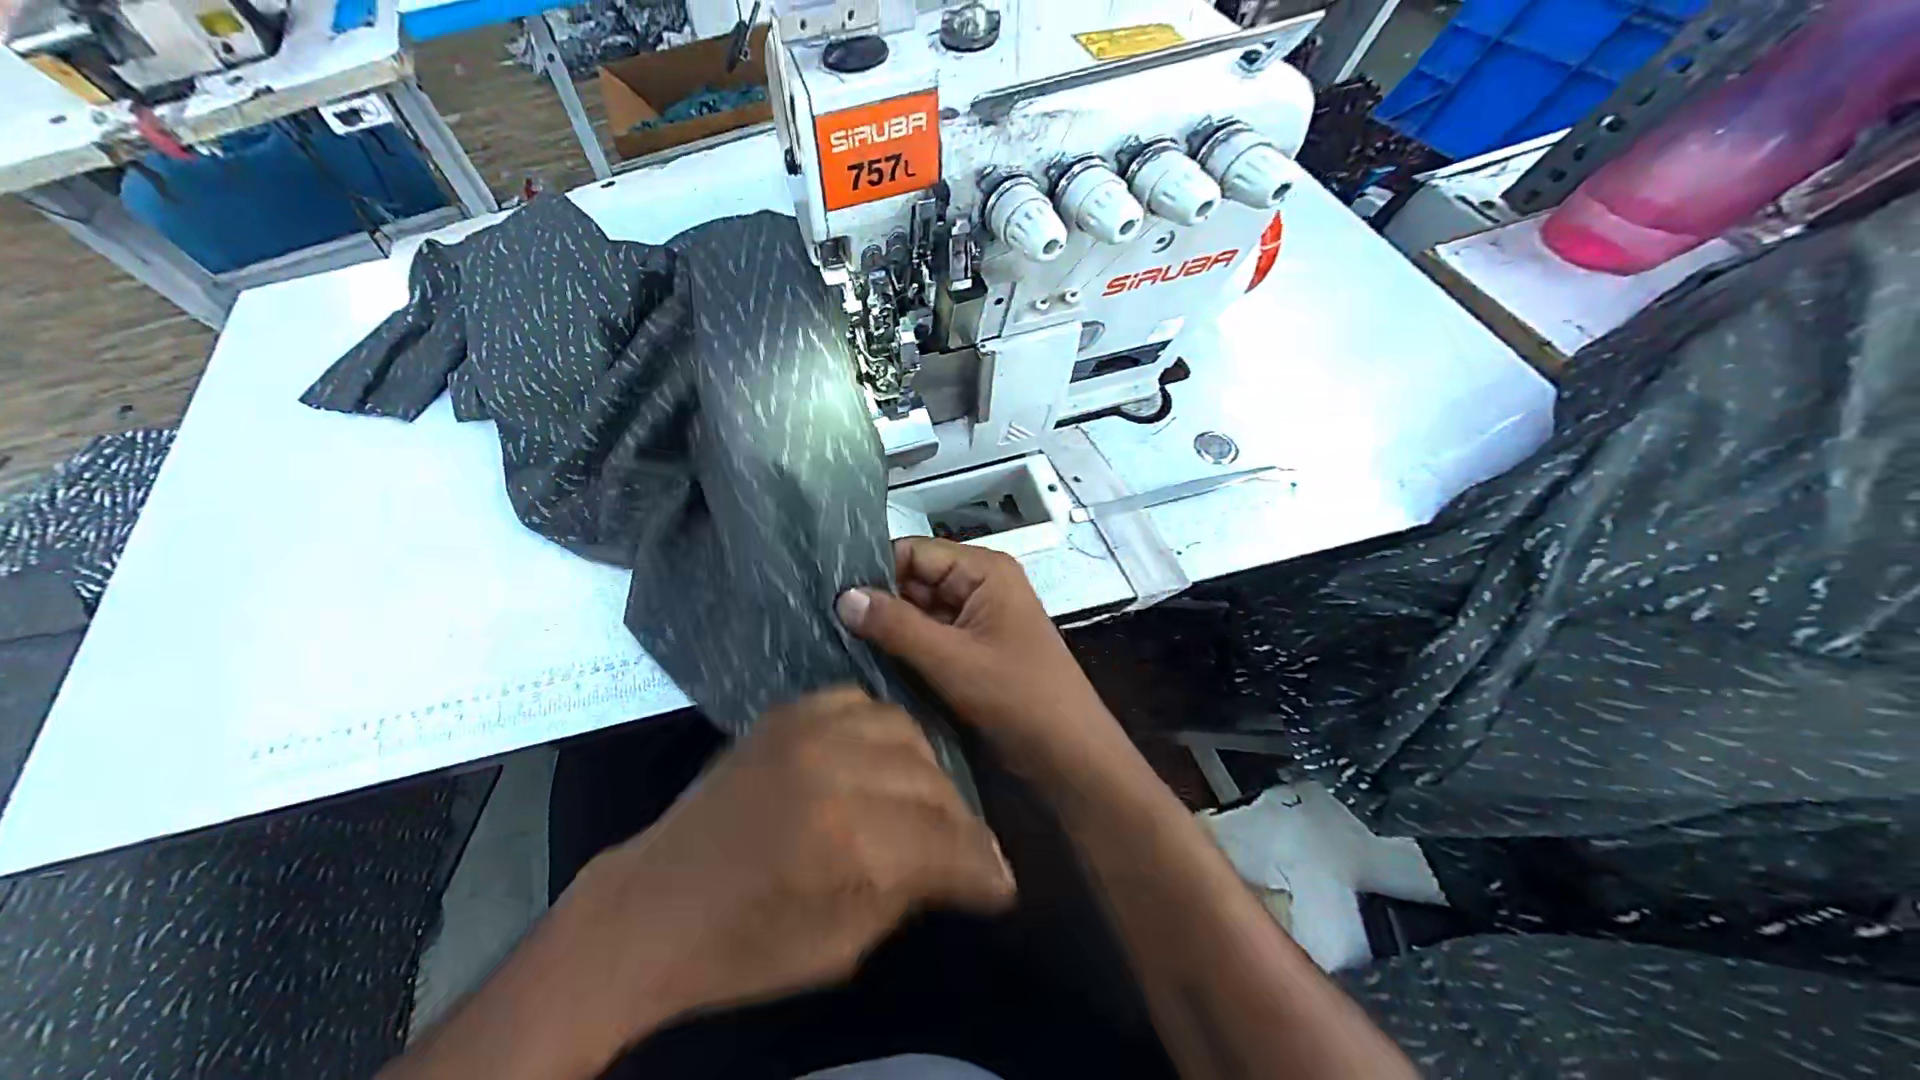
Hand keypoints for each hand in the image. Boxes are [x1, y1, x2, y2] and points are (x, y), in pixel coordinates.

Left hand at [551, 685, 1014, 1045]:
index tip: (999, 883)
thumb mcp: (846, 942)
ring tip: (924, 801)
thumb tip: (974, 867)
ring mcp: (810, 732)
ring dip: (926, 772)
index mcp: (855, 844)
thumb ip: (915, 889)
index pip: (952, 844)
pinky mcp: (787, 713)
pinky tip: (881, 758)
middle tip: (964, 849)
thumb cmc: (749, 944)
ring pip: (907, 733)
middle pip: (935, 785)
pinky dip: (883, 731)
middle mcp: (840, 772)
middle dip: (959, 825)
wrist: (655, 906)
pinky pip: (861, 704)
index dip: (985, 867)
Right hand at [836, 537, 1125, 778]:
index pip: (914, 551)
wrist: (1069, 754)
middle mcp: (979, 585)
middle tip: (824, 622)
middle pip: (914, 580)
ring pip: (919, 611)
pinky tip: (867, 661)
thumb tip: (842, 596)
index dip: (874, 570)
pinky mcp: (973, 650)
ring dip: (888, 628)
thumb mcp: (952, 659)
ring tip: (836, 641)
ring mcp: (977, 619)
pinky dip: (905, 648)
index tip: (829, 595)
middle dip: (877, 601)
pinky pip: (930, 638)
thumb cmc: (1018, 697)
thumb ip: (896, 625)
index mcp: (983, 570)